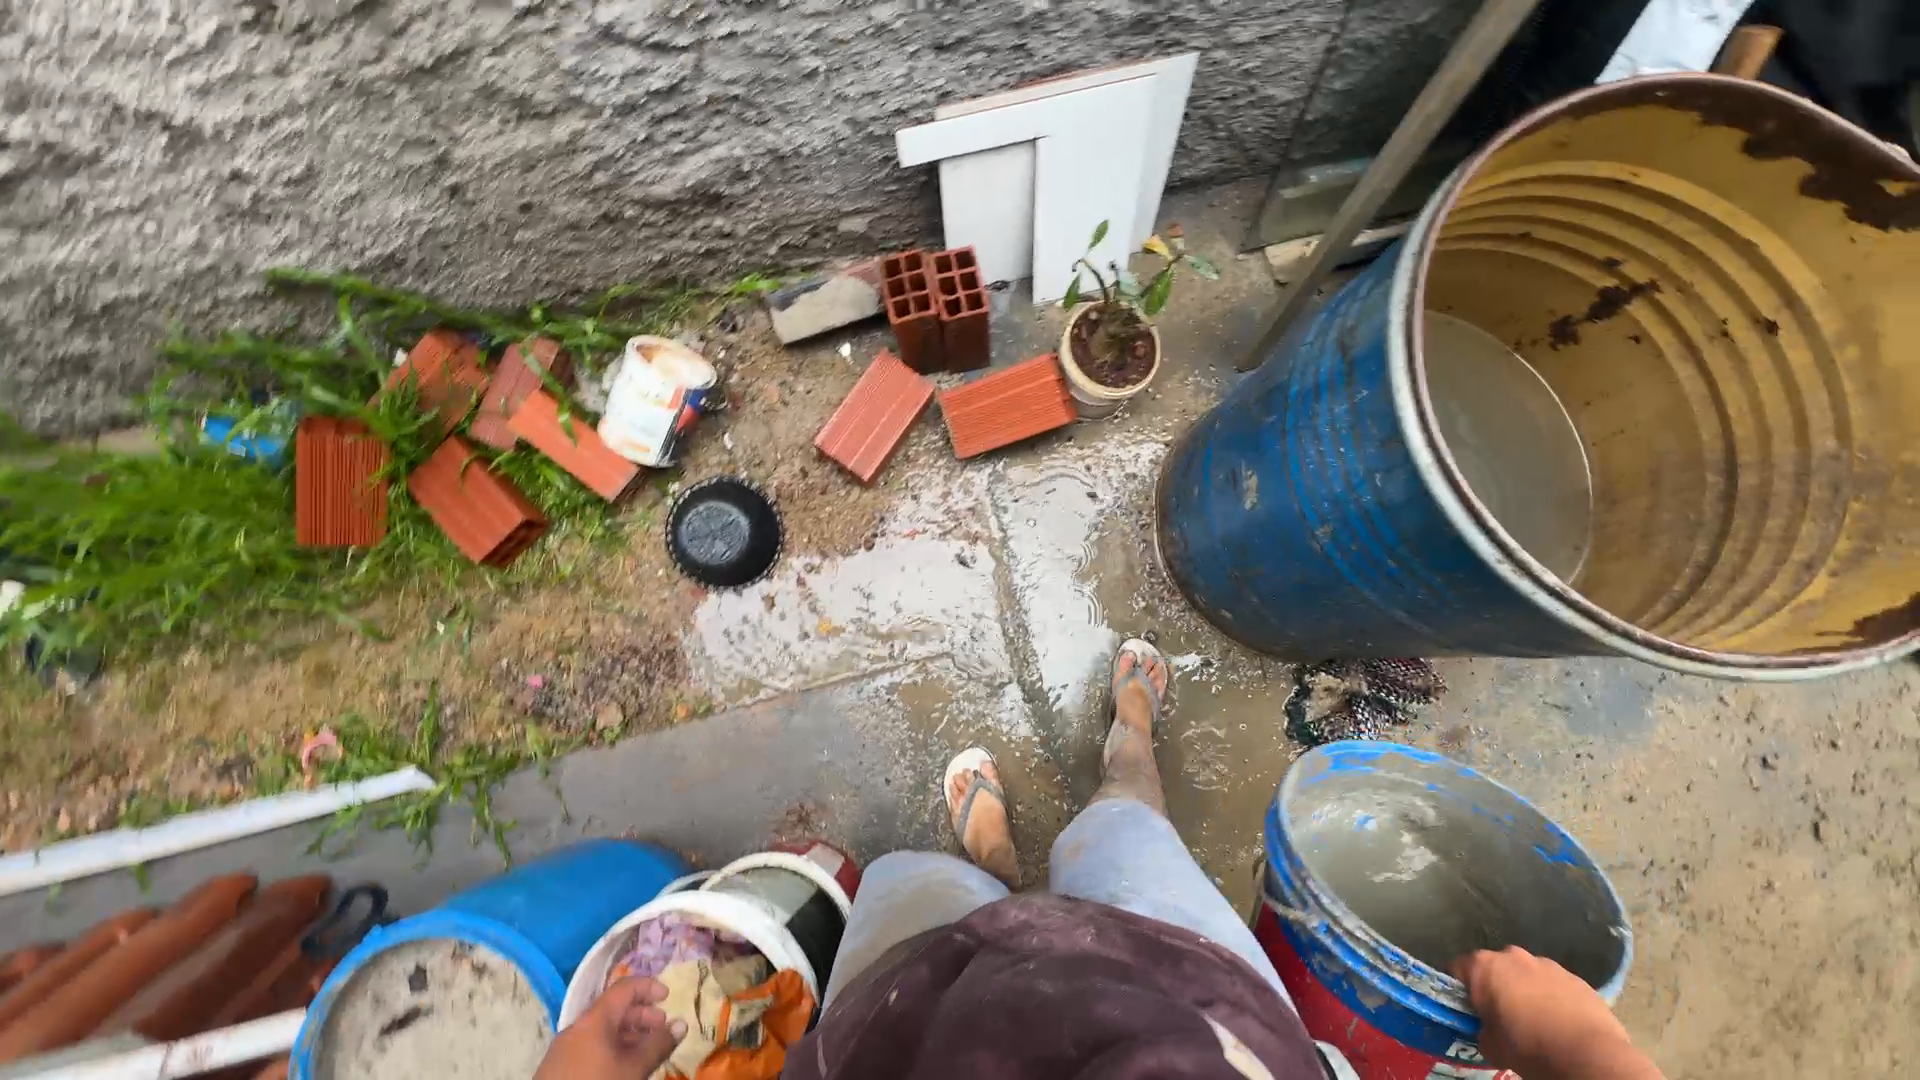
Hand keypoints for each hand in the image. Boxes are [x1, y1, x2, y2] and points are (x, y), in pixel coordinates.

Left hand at [534, 976, 685, 1079]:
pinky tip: (621, 1067)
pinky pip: (590, 1046)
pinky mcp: (558, 1069)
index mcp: (594, 1019)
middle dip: (641, 1014)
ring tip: (645, 1051)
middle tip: (661, 1028)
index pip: (624, 988)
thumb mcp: (633, 1069)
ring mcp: (564, 1049)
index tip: (668, 997)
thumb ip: (658, 1044)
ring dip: (628, 1034)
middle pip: (613, 1009)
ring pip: (602, 1030)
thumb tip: (682, 1023)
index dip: (648, 987)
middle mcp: (577, 1028)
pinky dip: (611, 1048)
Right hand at [1452, 947, 1661, 1079]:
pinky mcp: (1578, 979)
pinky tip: (1563, 1023)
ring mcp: (1548, 965)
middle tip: (1504, 1016)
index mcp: (1483, 966)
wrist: (1591, 1059)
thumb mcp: (1491, 1045)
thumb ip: (1481, 1028)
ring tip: (1539, 1021)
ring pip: (1528, 975)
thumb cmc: (1529, 1048)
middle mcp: (1512, 956)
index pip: (1457, 969)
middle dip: (1497, 987)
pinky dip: (1555, 999)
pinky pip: (1557, 986)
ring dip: (1528, 991)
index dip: (1460, 989)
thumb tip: (1487, 1029)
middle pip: (1496, 968)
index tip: (1469, 1009)